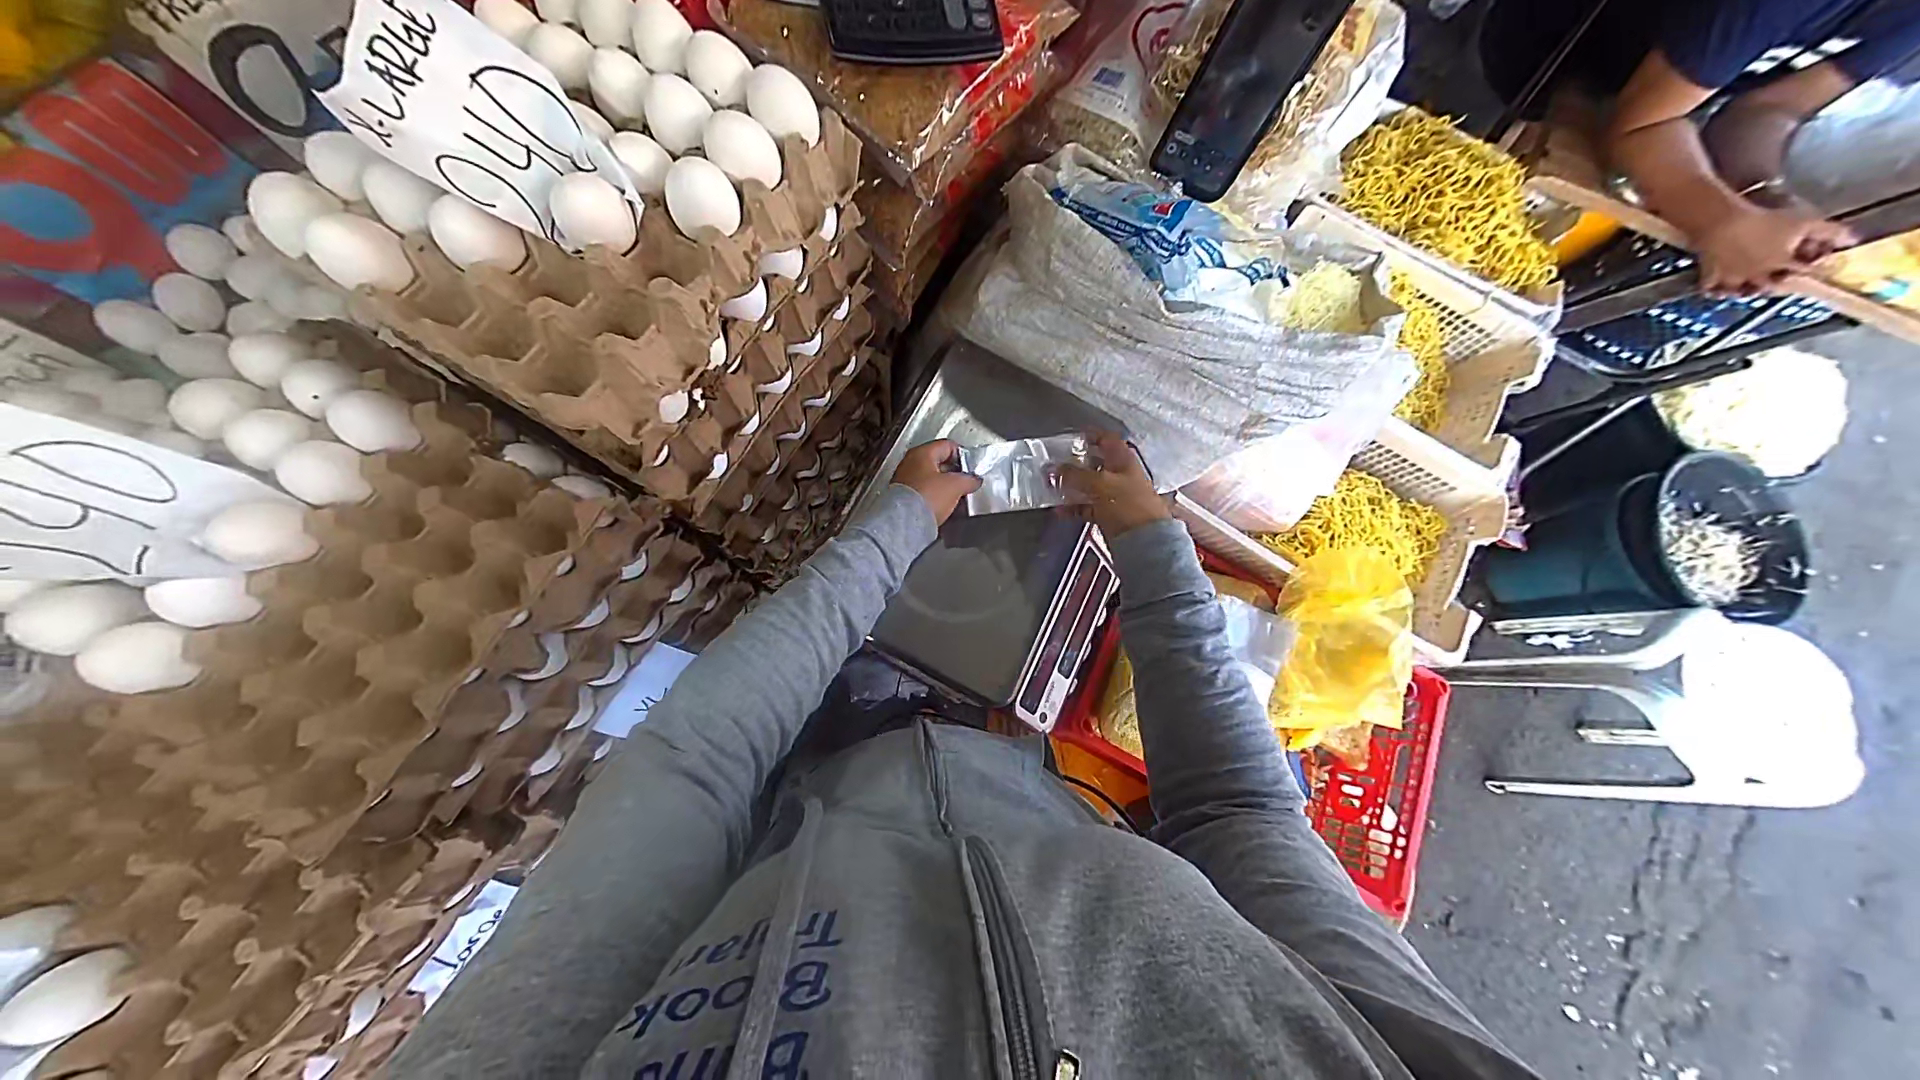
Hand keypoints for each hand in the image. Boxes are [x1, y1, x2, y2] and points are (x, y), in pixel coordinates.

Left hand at [892, 439, 979, 525]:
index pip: (948, 445)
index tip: (971, 467)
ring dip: (944, 487)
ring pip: (931, 478)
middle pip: (938, 462)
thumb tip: (974, 480)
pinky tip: (941, 506)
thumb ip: (969, 479)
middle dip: (954, 473)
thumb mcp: (956, 485)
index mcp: (922, 453)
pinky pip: (923, 493)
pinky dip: (934, 497)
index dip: (963, 455)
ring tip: (955, 497)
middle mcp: (910, 463)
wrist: (906, 523)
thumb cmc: (925, 498)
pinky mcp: (903, 498)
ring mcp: (904, 481)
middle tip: (965, 483)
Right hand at [1060, 431, 1170, 538]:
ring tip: (1052, 487)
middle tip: (1055, 464)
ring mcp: (1115, 495)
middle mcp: (1120, 474)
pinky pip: (1087, 506)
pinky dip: (1074, 507)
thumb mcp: (1099, 483)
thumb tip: (1053, 468)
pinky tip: (1059, 510)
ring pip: (1088, 486)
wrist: (1144, 539)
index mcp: (1123, 459)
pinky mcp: (1109, 514)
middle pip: (1094, 463)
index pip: (1106, 439)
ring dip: (1071, 487)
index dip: (1090, 435)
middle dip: (1074, 463)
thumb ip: (1075, 475)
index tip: (1071, 437)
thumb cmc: (1128, 504)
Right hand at [1697, 205, 1857, 293]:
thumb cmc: (1765, 223)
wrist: (1721, 225)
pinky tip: (1716, 289)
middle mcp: (1757, 276)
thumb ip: (1830, 232)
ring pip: (1738, 292)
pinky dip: (1714, 290)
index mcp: (1781, 265)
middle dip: (1779, 284)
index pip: (1805, 272)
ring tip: (1747, 289)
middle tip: (1783, 281)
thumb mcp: (1804, 223)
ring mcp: (1731, 278)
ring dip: (1745, 292)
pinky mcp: (1710, 276)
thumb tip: (1853, 241)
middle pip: (1771, 287)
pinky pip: (1710, 288)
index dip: (1816, 269)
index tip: (1821, 268)